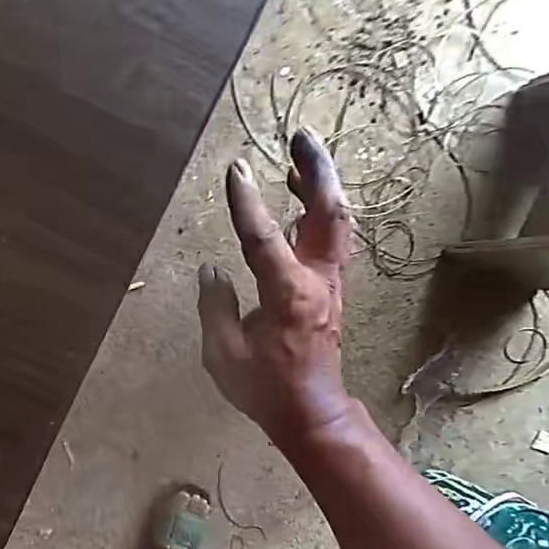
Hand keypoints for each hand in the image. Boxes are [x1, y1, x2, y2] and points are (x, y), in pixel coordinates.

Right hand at [198, 129, 356, 444]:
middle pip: (327, 214)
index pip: (262, 238)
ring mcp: (330, 284)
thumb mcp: (223, 352)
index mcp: (287, 296)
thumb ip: (216, 306)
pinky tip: (299, 205)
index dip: (246, 202)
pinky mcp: (329, 289)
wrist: (310, 410)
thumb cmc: (263, 386)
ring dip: (320, 188)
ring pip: (336, 223)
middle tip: (300, 138)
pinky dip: (317, 214)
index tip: (235, 168)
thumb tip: (212, 270)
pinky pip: (329, 240)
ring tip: (300, 161)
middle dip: (316, 171)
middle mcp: (317, 282)